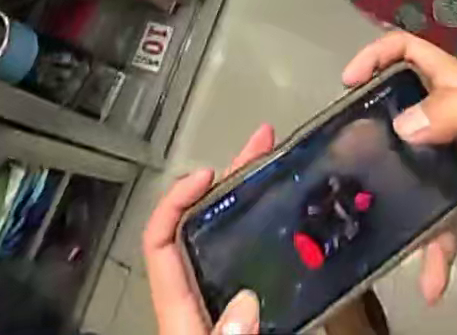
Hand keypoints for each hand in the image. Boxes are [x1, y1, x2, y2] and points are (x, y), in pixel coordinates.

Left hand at [143, 123, 276, 334]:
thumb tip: (246, 302)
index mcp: (181, 310)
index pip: (161, 240)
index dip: (176, 199)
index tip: (206, 172)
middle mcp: (203, 297)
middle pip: (208, 223)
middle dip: (233, 176)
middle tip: (261, 142)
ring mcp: (227, 303)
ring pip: (237, 237)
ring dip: (255, 195)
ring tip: (278, 160)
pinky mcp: (257, 315)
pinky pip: (263, 261)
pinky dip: (275, 233)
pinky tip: (295, 217)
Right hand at [341, 32, 456, 304]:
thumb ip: (453, 112)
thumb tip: (399, 124)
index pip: (410, 52)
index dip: (376, 56)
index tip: (347, 83)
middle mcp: (455, 118)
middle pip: (402, 111)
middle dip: (373, 130)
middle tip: (345, 161)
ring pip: (415, 171)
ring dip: (397, 199)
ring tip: (375, 226)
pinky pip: (441, 222)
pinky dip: (433, 250)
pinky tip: (430, 282)